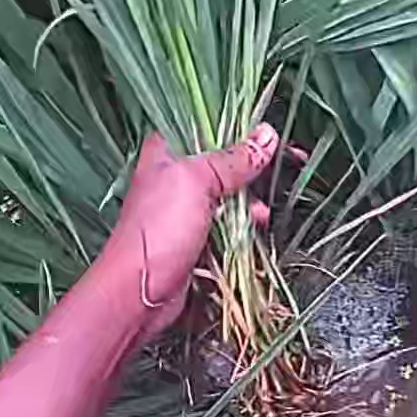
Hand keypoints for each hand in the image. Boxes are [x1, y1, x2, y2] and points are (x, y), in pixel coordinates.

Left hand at [97, 124, 278, 334]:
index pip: (209, 125)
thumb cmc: (159, 230)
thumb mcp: (197, 182)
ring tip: (261, 214)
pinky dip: (243, 225)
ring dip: (249, 202)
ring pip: (228, 195)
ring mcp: (185, 208)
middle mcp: (175, 175)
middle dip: (252, 170)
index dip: (242, 129)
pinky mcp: (195, 236)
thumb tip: (268, 135)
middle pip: (224, 161)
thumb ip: (234, 159)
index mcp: (167, 150)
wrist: (139, 292)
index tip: (274, 137)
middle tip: (277, 174)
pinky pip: (227, 223)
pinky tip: (255, 229)